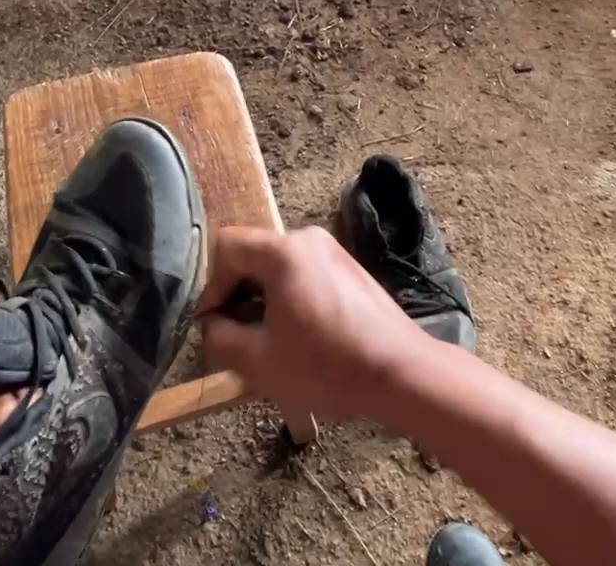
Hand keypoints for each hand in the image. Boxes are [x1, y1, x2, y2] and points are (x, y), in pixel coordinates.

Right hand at [197, 226, 432, 422]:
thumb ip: (219, 337)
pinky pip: (305, 275)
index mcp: (283, 251)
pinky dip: (292, 300)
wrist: (403, 375)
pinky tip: (303, 340)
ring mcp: (334, 252)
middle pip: (253, 256)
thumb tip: (212, 324)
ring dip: (265, 301)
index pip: (226, 246)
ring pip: (279, 268)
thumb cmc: (326, 366)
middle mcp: (308, 239)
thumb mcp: (257, 361)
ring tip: (271, 343)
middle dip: (239, 296)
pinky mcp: (351, 271)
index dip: (212, 286)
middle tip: (240, 337)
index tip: (215, 324)